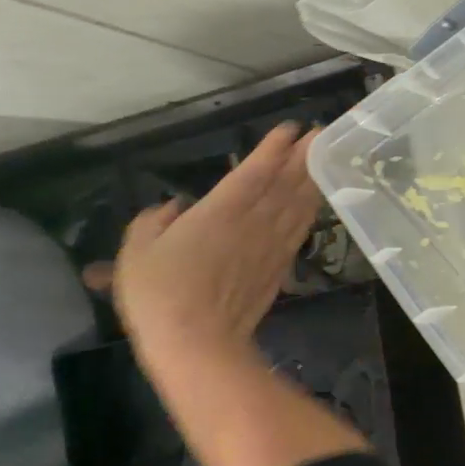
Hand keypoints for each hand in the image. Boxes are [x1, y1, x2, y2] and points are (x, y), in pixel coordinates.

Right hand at [115, 123, 322, 356]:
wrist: (199, 336)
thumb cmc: (159, 292)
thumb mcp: (138, 249)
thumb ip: (156, 222)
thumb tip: (173, 208)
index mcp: (220, 213)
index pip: (255, 173)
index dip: (274, 149)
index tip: (291, 128)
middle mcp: (256, 223)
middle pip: (287, 182)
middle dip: (305, 155)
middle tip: (324, 132)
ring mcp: (274, 243)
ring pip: (300, 202)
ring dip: (313, 176)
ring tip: (326, 154)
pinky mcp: (283, 262)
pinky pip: (302, 226)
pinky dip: (312, 207)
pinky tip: (318, 197)